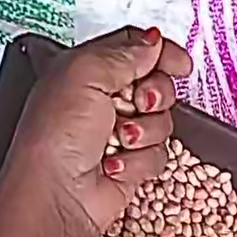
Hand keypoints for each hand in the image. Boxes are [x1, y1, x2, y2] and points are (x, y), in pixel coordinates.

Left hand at [0, 26, 192, 236]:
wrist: (58, 193)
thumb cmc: (56, 136)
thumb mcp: (86, 74)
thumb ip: (124, 53)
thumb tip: (153, 42)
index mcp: (91, 70)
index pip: (136, 50)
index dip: (161, 53)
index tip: (180, 63)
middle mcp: (108, 101)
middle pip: (157, 86)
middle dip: (155, 95)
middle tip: (138, 104)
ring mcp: (122, 136)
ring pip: (162, 124)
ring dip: (144, 133)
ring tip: (118, 141)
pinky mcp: (133, 166)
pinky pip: (159, 157)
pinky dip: (139, 162)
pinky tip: (115, 166)